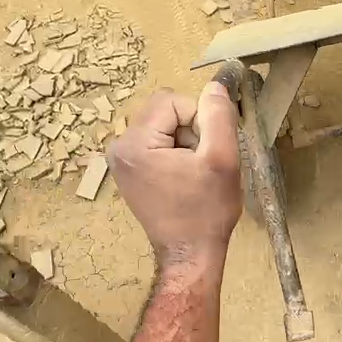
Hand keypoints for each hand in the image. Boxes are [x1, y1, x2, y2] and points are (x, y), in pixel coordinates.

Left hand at [106, 81, 241, 275]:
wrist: (190, 255)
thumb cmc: (207, 212)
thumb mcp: (222, 160)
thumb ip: (219, 117)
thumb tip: (215, 86)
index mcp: (134, 143)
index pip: (173, 100)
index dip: (199, 120)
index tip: (208, 152)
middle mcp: (119, 148)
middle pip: (165, 112)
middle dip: (191, 131)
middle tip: (202, 165)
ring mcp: (121, 161)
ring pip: (164, 127)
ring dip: (186, 143)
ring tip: (194, 175)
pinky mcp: (130, 172)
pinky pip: (158, 144)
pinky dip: (177, 155)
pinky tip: (185, 180)